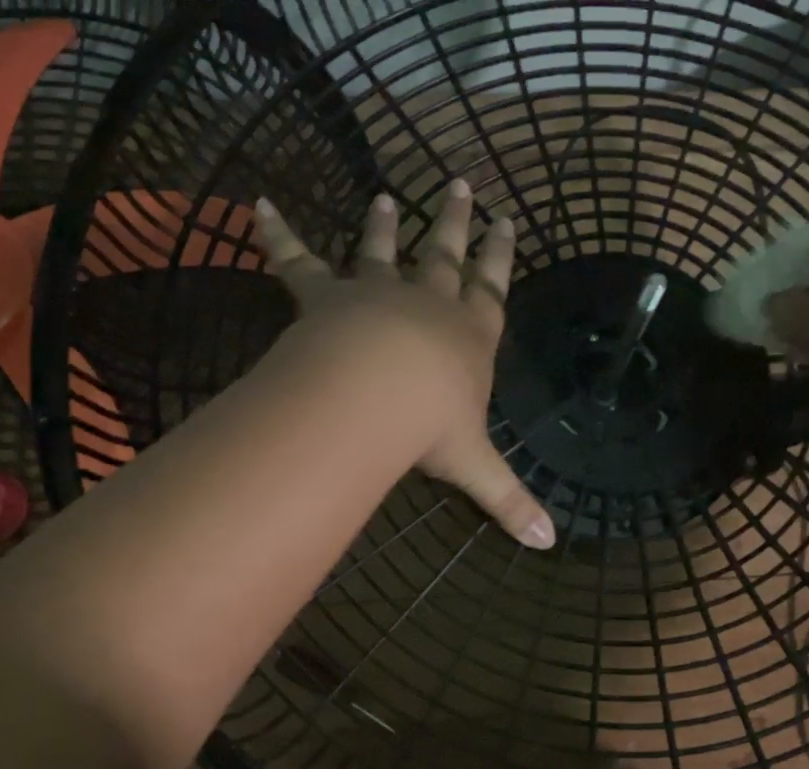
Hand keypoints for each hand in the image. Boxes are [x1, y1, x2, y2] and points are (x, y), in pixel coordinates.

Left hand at [254, 181, 554, 548]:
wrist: (375, 394)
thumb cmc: (430, 427)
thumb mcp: (476, 468)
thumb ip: (509, 502)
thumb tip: (549, 544)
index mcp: (468, 338)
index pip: (491, 290)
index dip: (499, 257)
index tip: (507, 221)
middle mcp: (427, 305)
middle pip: (444, 256)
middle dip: (454, 224)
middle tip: (460, 185)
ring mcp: (375, 295)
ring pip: (382, 252)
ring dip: (384, 225)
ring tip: (385, 196)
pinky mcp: (325, 298)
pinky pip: (298, 262)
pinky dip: (278, 235)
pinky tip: (259, 207)